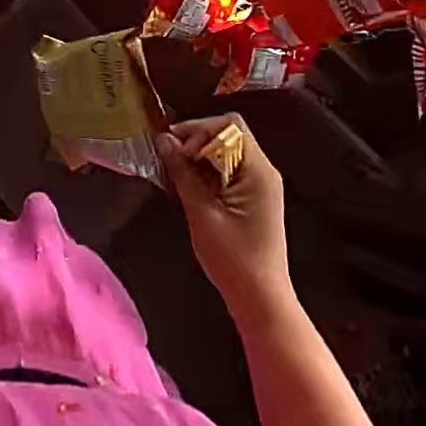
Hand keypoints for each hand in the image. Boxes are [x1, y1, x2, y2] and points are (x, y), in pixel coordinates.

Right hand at [158, 115, 291, 315]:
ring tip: (176, 172)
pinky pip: (228, 168)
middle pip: (228, 134)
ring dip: (199, 156)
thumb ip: (183, 172)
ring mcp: (259, 183)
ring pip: (226, 150)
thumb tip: (163, 139)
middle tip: (170, 157)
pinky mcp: (252, 195)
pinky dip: (206, 170)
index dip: (200, 129)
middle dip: (196, 140)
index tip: (177, 148)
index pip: (230, 126)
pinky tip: (189, 185)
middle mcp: (263, 170)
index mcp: (258, 171)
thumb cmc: (233, 258)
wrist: (260, 299)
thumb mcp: (202, 212)